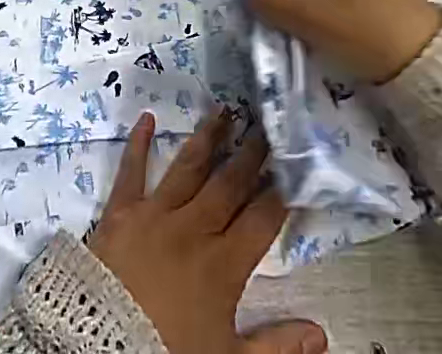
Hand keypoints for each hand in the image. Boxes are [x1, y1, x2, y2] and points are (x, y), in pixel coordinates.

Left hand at [89, 111, 324, 353]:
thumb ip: (275, 346)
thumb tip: (322, 336)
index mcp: (223, 263)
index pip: (263, 216)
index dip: (282, 191)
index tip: (295, 166)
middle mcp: (194, 229)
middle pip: (231, 183)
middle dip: (253, 153)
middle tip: (268, 124)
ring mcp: (155, 217)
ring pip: (190, 167)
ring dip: (210, 138)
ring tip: (226, 110)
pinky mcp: (119, 216)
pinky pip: (130, 174)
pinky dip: (138, 145)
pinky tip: (147, 118)